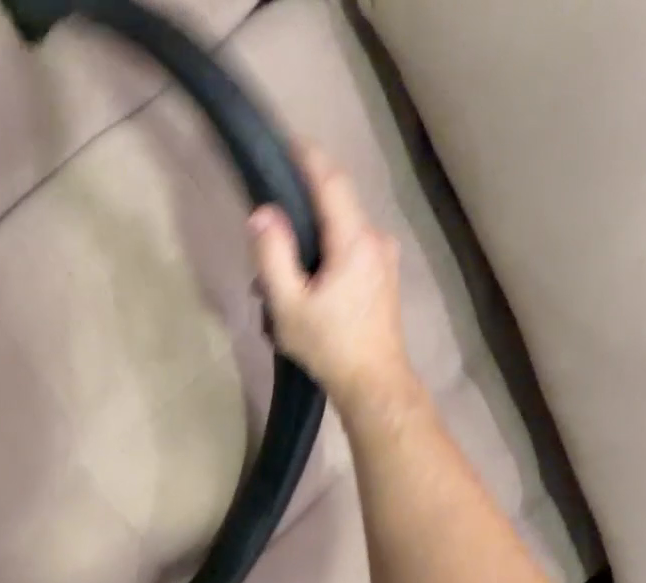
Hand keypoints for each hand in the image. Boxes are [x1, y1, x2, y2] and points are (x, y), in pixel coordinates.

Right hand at [249, 143, 413, 404]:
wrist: (373, 380)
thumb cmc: (328, 343)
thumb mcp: (288, 303)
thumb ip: (273, 256)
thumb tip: (262, 215)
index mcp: (354, 241)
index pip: (331, 184)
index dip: (310, 158)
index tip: (289, 139)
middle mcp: (375, 240)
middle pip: (334, 208)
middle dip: (299, 214)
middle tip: (265, 232)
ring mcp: (383, 259)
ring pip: (338, 235)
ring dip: (306, 247)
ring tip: (275, 283)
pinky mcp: (381, 278)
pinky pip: (346, 253)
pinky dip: (319, 260)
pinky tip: (299, 292)